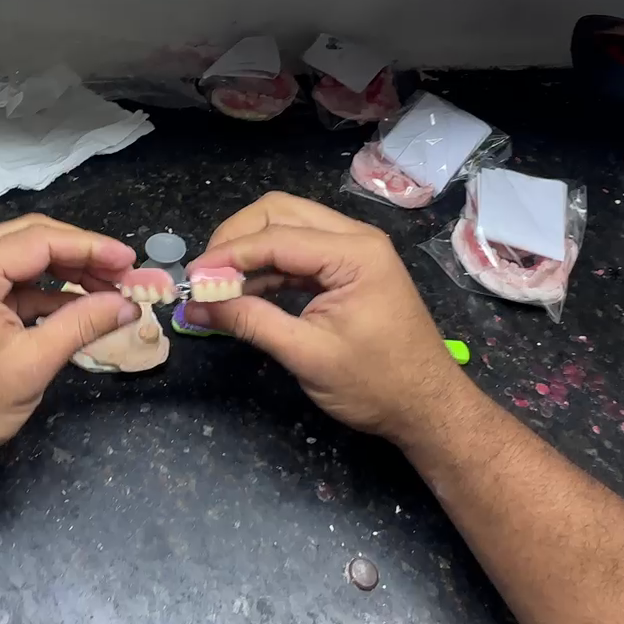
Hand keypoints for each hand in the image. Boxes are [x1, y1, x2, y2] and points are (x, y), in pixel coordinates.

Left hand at [0, 214, 140, 480]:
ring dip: (67, 271)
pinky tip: (81, 305)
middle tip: (124, 272)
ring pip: (25, 259)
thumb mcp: (31, 364)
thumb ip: (82, 325)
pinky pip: (14, 284)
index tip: (130, 260)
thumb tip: (128, 305)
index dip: (90, 247)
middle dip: (81, 254)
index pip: (38, 240)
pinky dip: (48, 292)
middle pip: (31, 239)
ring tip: (109, 289)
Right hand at [183, 193, 476, 445]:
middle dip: (235, 239)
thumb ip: (250, 322)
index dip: (227, 255)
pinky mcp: (347, 267)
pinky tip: (246, 290)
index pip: (275, 237)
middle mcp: (355, 237)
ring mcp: (353, 249)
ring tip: (220, 284)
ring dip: (249, 250)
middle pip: (278, 212)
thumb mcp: (307, 355)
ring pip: (285, 225)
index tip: (192, 279)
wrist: (430, 410)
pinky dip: (267, 264)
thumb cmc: (377, 386)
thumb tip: (196, 305)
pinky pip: (297, 249)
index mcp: (354, 253)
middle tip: (206, 276)